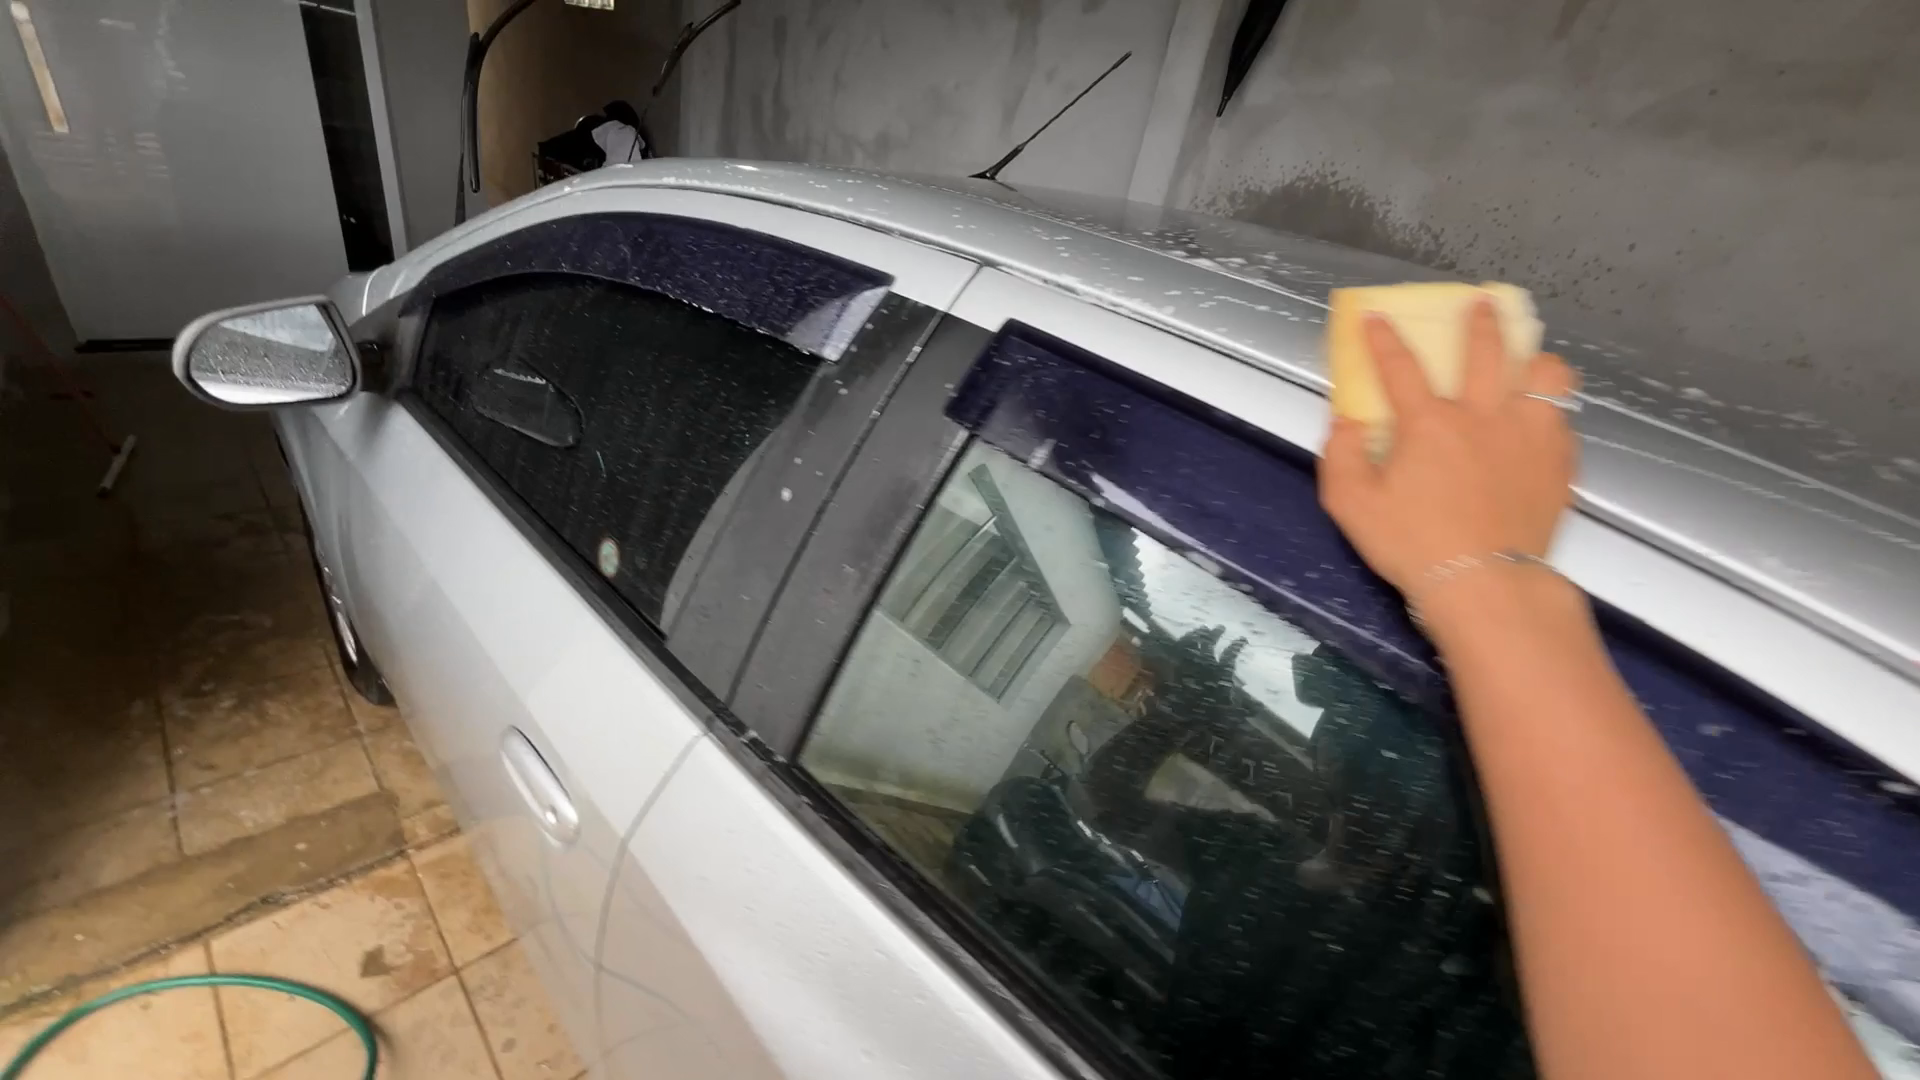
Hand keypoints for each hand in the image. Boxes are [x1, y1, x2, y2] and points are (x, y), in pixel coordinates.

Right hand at [1318, 298, 1578, 606]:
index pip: (1401, 367)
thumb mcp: (1349, 504)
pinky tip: (1539, 421)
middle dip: (1481, 321)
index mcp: (1429, 424)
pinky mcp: (1559, 464)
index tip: (1375, 317)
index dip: (1383, 339)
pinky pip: (1564, 418)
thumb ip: (1340, 455)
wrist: (1483, 582)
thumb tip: (1346, 422)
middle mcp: (1484, 417)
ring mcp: (1530, 437)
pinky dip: (1550, 409)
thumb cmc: (1409, 542)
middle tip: (1480, 304)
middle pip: (1488, 351)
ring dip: (1534, 361)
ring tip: (1527, 366)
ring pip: (1548, 376)